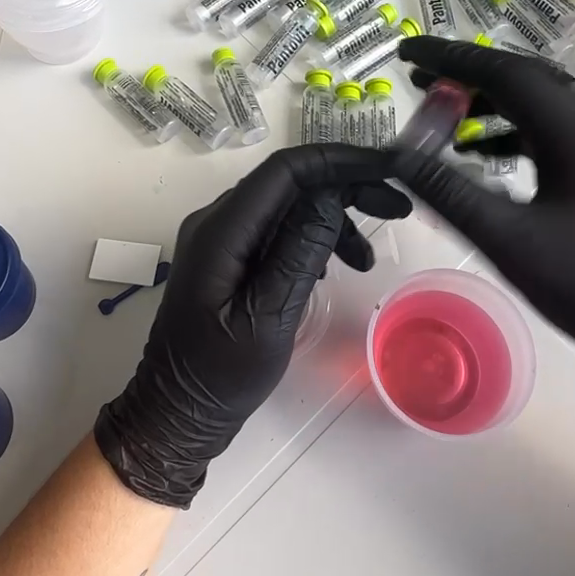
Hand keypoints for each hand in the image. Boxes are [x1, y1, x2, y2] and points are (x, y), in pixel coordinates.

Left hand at [95, 144, 410, 506]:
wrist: (177, 413)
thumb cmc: (219, 377)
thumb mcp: (267, 318)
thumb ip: (298, 253)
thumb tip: (330, 197)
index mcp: (221, 231)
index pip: (285, 171)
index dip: (339, 161)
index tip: (388, 168)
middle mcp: (217, 221)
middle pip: (290, 183)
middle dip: (346, 187)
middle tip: (397, 207)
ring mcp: (222, 239)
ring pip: (287, 206)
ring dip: (333, 220)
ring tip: (367, 260)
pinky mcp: (230, 257)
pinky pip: (277, 231)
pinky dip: (312, 241)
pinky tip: (333, 268)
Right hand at [388, 36, 574, 426]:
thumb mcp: (510, 241)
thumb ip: (448, 193)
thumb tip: (394, 156)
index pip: (503, 73)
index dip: (449, 57)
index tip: (404, 50)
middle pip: (526, 81)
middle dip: (469, 75)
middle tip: (420, 80)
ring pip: (544, 107)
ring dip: (492, 106)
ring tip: (445, 121)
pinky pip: (558, 135)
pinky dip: (515, 135)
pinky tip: (487, 159)